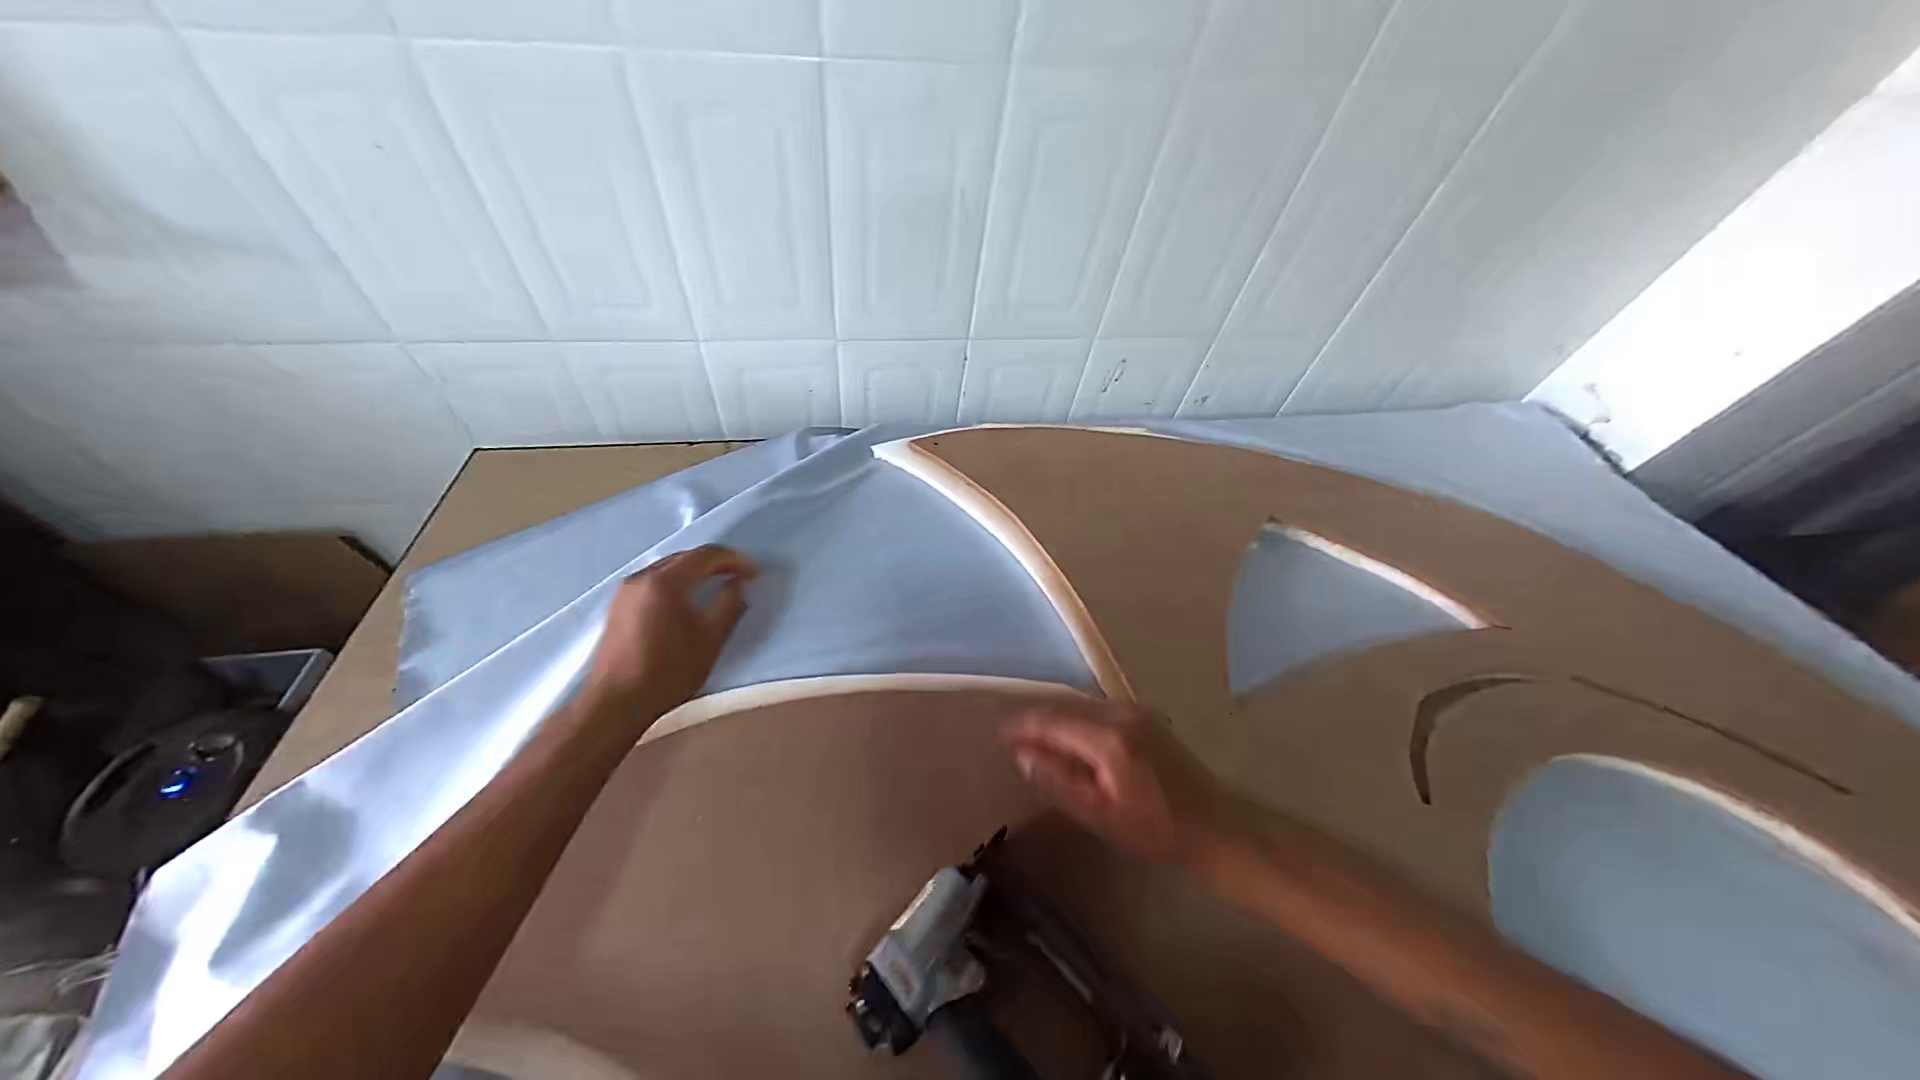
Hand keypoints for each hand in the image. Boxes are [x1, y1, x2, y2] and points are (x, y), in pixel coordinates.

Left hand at [581, 545, 757, 722]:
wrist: (616, 702)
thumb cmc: (668, 672)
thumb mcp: (710, 639)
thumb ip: (729, 605)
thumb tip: (737, 584)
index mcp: (666, 582)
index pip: (706, 555)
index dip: (734, 559)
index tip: (754, 572)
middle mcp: (642, 578)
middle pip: (685, 557)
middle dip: (715, 562)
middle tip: (739, 575)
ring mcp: (626, 591)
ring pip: (668, 567)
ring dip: (695, 571)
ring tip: (717, 584)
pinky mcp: (619, 605)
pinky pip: (654, 580)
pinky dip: (677, 581)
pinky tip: (687, 598)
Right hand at [1003, 697, 1238, 866]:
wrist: (1218, 826)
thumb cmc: (1157, 830)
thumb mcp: (1101, 815)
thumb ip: (1058, 781)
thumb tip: (1021, 755)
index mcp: (1108, 738)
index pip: (1052, 720)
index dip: (1022, 727)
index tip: (998, 734)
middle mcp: (1120, 713)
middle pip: (1065, 707)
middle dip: (1035, 720)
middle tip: (1010, 736)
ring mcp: (1136, 711)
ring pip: (1081, 706)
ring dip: (1055, 718)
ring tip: (1032, 737)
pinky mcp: (1145, 716)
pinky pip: (1098, 710)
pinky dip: (1075, 719)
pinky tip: (1068, 736)